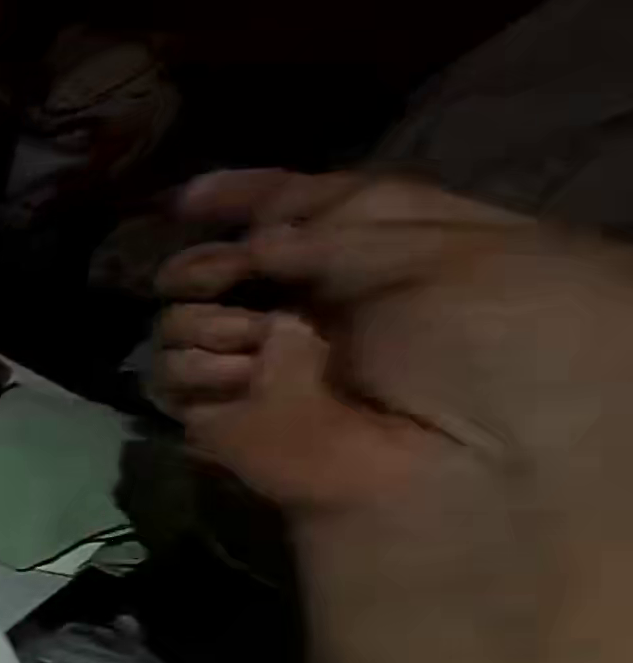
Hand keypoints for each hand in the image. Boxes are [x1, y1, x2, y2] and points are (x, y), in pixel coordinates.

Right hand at [155, 169, 632, 521]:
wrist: (453, 467)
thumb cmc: (493, 347)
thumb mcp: (452, 254)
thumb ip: (338, 231)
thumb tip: (251, 242)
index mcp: (379, 259)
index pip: (299, 211)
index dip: (245, 195)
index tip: (187, 197)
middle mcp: (310, 309)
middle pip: (221, 263)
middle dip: (206, 261)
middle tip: (217, 275)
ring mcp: (256, 363)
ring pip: (179, 317)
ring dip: (204, 319)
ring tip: (249, 343)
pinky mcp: (213, 410)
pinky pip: (168, 373)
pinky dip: (196, 369)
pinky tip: (239, 380)